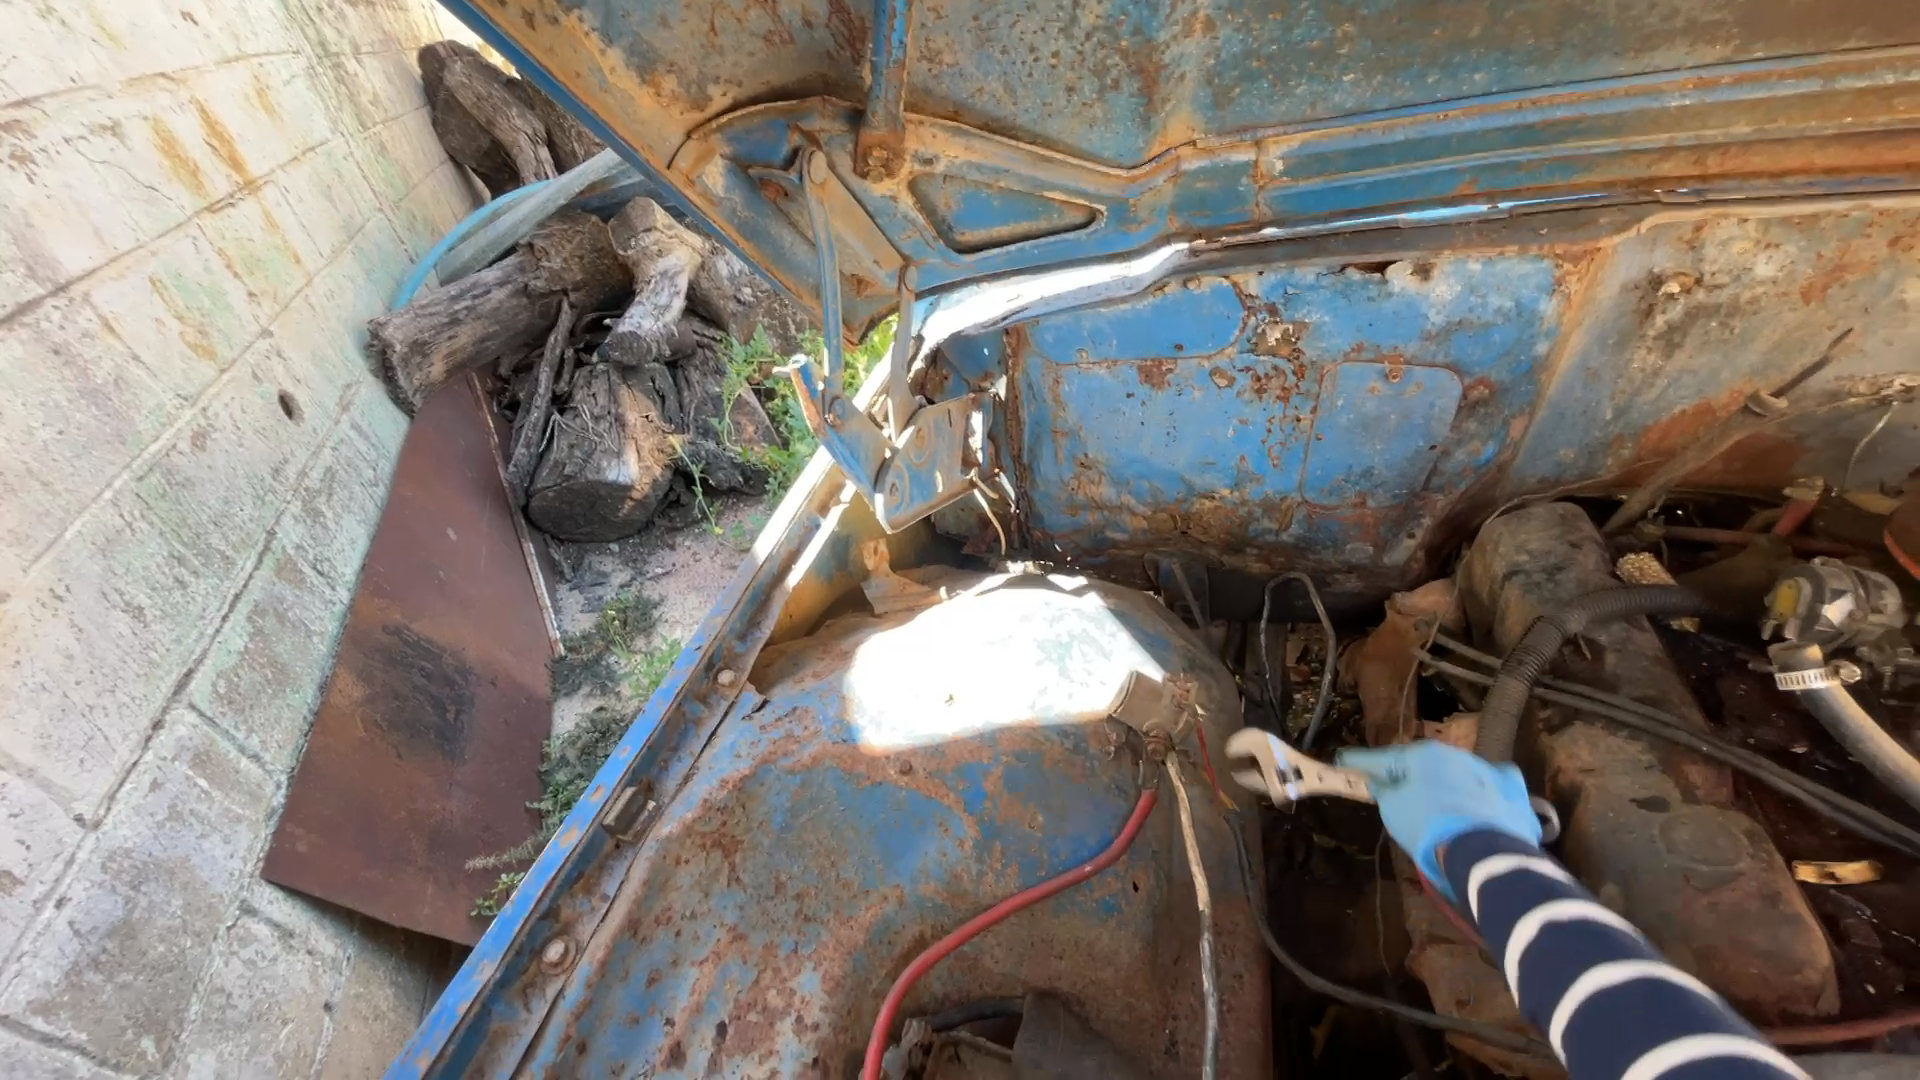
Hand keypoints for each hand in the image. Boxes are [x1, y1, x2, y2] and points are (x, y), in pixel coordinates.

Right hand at [1336, 741, 1540, 898]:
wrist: (1484, 856)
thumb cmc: (1427, 825)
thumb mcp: (1391, 808)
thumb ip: (1385, 790)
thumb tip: (1383, 783)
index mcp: (1424, 753)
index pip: (1383, 757)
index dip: (1359, 762)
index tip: (1342, 761)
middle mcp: (1457, 755)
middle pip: (1424, 764)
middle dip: (1409, 774)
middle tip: (1394, 788)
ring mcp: (1490, 773)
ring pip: (1461, 773)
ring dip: (1448, 783)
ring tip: (1440, 801)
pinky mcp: (1516, 796)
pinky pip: (1496, 790)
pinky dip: (1488, 794)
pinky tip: (1484, 804)